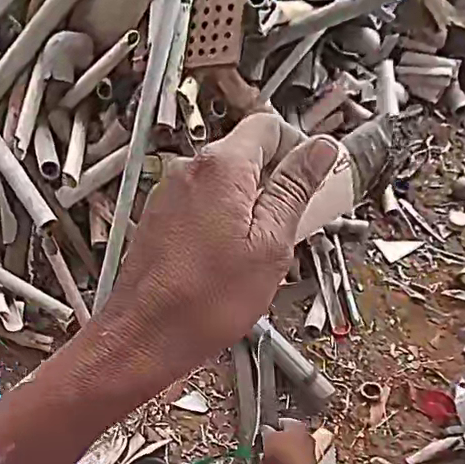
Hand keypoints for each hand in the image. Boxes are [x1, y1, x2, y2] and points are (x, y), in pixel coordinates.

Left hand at [95, 114, 340, 384]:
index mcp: (221, 168)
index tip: (318, 177)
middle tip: (300, 220)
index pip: (271, 125)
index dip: (301, 148)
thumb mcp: (271, 246)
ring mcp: (171, 196)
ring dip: (254, 207)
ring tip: (266, 251)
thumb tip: (319, 152)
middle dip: (279, 183)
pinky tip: (234, 261)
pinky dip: (226, 223)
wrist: (145, 338)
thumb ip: (296, 190)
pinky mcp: (161, 221)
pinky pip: (205, 207)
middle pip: (248, 155)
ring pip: (227, 185)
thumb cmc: (199, 304)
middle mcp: (189, 172)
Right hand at [260, 418, 320, 463]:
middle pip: (285, 437)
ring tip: (268, 461)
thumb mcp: (268, 437)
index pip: (281, 421)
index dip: (270, 427)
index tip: (262, 432)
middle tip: (264, 448)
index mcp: (298, 425)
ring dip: (278, 456)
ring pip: (287, 452)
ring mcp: (307, 453)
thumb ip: (265, 431)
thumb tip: (264, 430)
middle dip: (274, 443)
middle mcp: (305, 437)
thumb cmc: (286, 454)